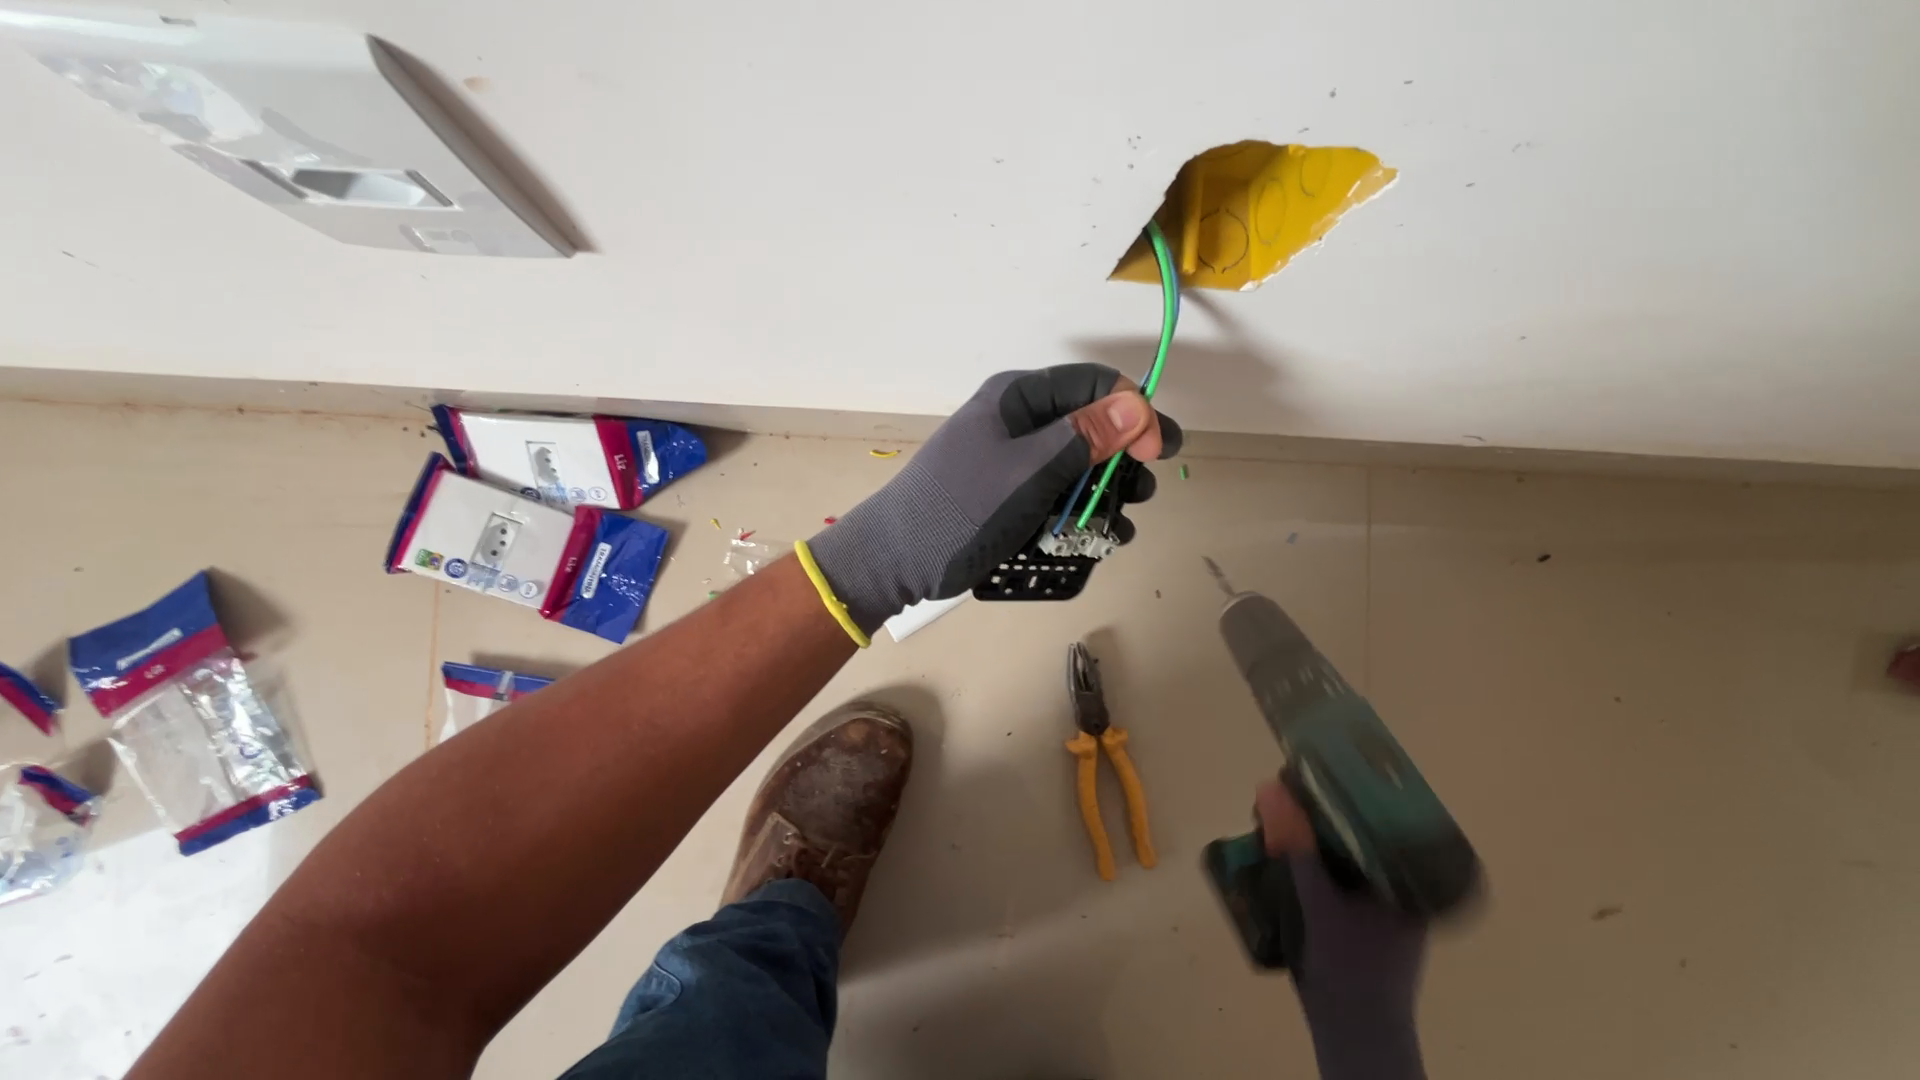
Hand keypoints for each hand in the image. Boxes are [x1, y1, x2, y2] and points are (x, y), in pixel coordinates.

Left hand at [809, 363, 1181, 633]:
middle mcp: (1021, 421)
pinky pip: (1060, 493)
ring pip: (1080, 464)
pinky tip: (1101, 536)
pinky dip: (1083, 511)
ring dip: (1108, 490)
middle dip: (1125, 457)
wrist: (899, 559)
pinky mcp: (1013, 496)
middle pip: (1093, 425)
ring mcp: (1016, 461)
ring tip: (1123, 522)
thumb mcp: (1028, 470)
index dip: (1134, 411)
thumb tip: (1137, 403)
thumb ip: (1083, 437)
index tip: (1155, 452)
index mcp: (1020, 398)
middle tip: (1144, 491)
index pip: (1095, 384)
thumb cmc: (962, 508)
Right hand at [1257, 779, 1429, 1079]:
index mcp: (1410, 880)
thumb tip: (1270, 787)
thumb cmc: (1351, 967)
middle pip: (1359, 832)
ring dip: (1309, 835)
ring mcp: (1376, 906)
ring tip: (1280, 810)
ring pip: (1341, 855)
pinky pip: (1330, 876)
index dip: (1356, 788)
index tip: (1324, 762)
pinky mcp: (1352, 920)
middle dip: (1323, 809)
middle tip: (1291, 783)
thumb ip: (1295, 846)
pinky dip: (1306, 861)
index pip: (1387, 817)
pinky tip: (1279, 849)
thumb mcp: (1320, 901)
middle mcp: (1398, 887)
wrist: (1350, 1034)